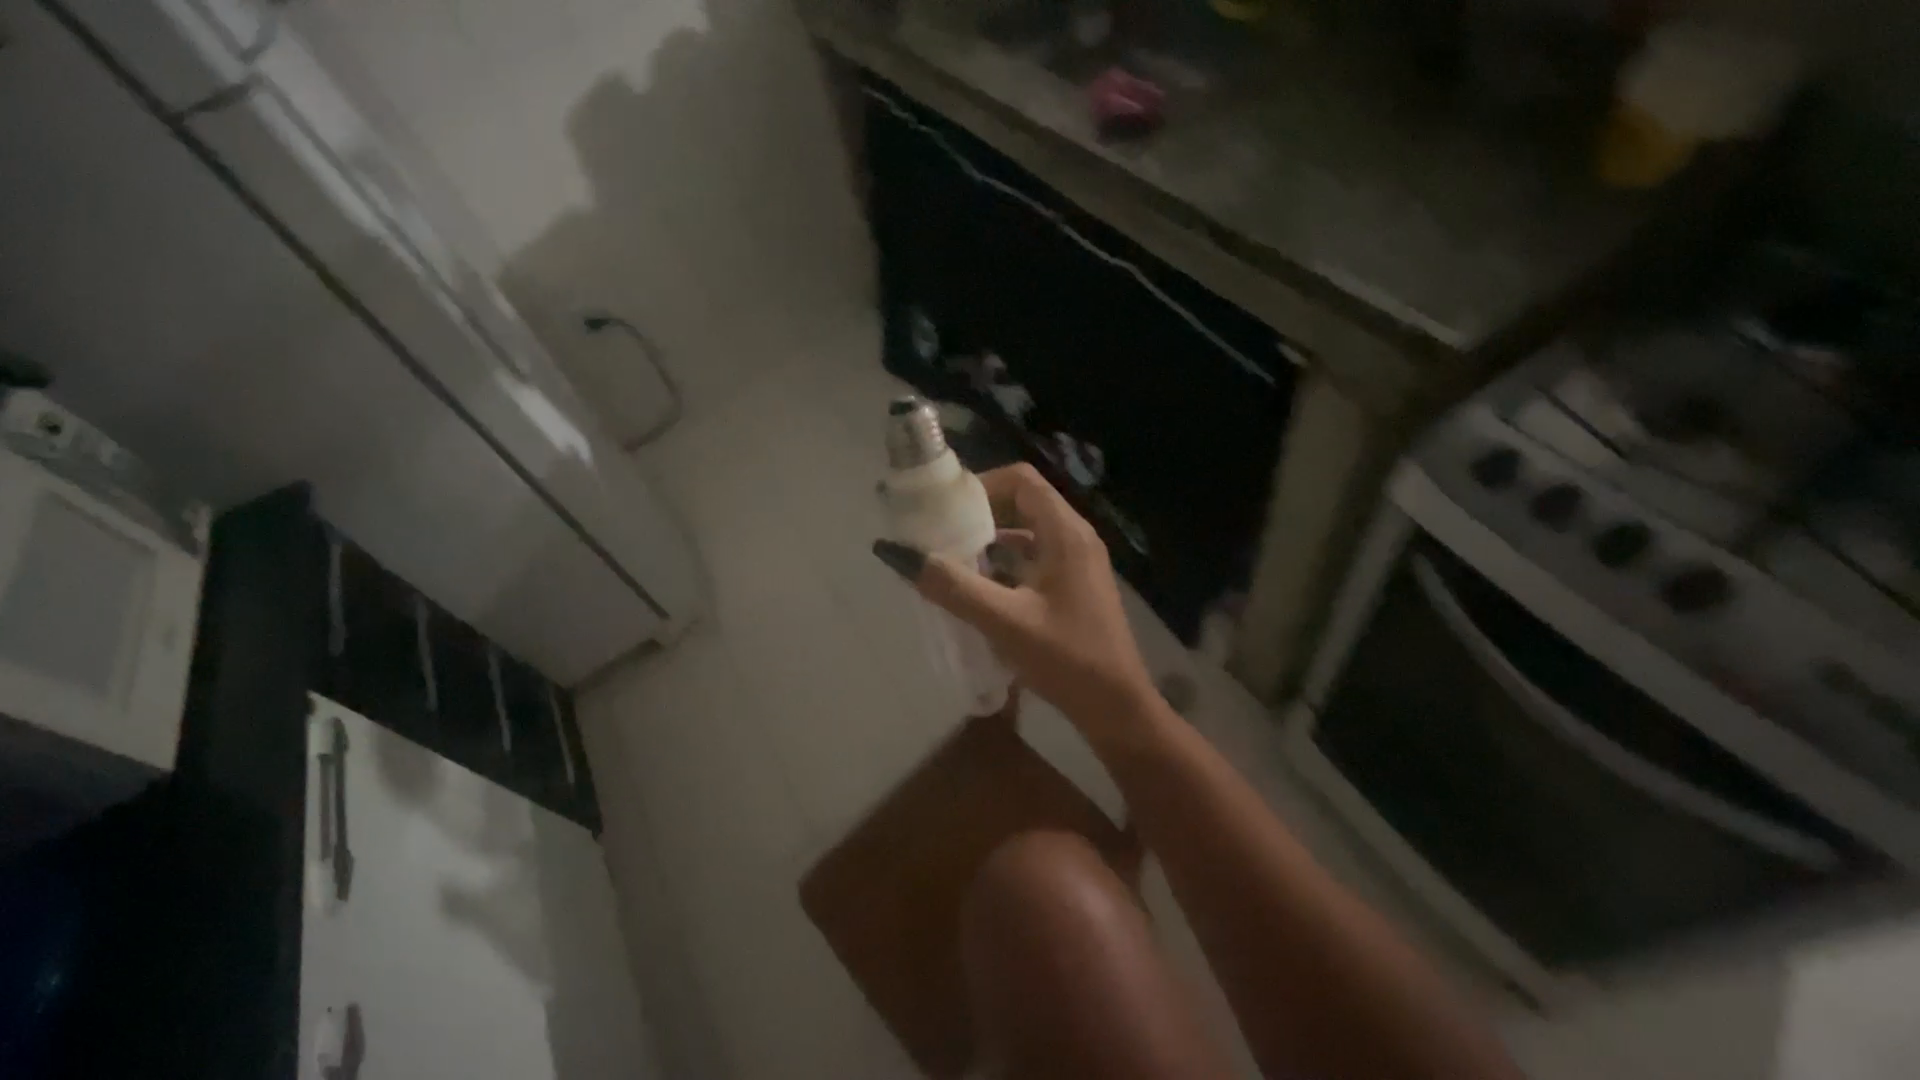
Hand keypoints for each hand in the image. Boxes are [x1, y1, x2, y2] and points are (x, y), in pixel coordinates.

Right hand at [873, 464, 1158, 729]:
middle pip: (1022, 502)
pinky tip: (979, 592)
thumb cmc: (1067, 659)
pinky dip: (1005, 566)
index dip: (979, 485)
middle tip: (938, 535)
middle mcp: (1075, 538)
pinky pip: (1035, 560)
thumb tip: (898, 554)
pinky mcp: (1075, 588)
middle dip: (978, 514)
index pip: (1020, 479)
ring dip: (989, 542)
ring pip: (1028, 534)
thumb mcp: (1003, 621)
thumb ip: (952, 586)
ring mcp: (1078, 564)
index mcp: (1066, 533)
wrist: (1117, 708)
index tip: (943, 509)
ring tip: (950, 562)